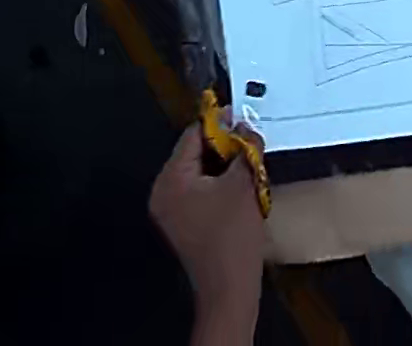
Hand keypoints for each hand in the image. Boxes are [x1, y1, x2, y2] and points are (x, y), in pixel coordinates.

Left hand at [149, 123, 266, 334]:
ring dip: (223, 165)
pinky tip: (238, 186)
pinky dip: (218, 183)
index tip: (240, 118)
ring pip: (199, 171)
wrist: (229, 293)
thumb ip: (244, 148)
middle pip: (194, 152)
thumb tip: (246, 126)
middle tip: (247, 141)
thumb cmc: (232, 237)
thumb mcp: (242, 183)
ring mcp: (170, 209)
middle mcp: (163, 190)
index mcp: (170, 178)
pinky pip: (199, 190)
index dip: (218, 124)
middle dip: (223, 146)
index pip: (192, 135)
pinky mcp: (182, 223)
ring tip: (246, 162)